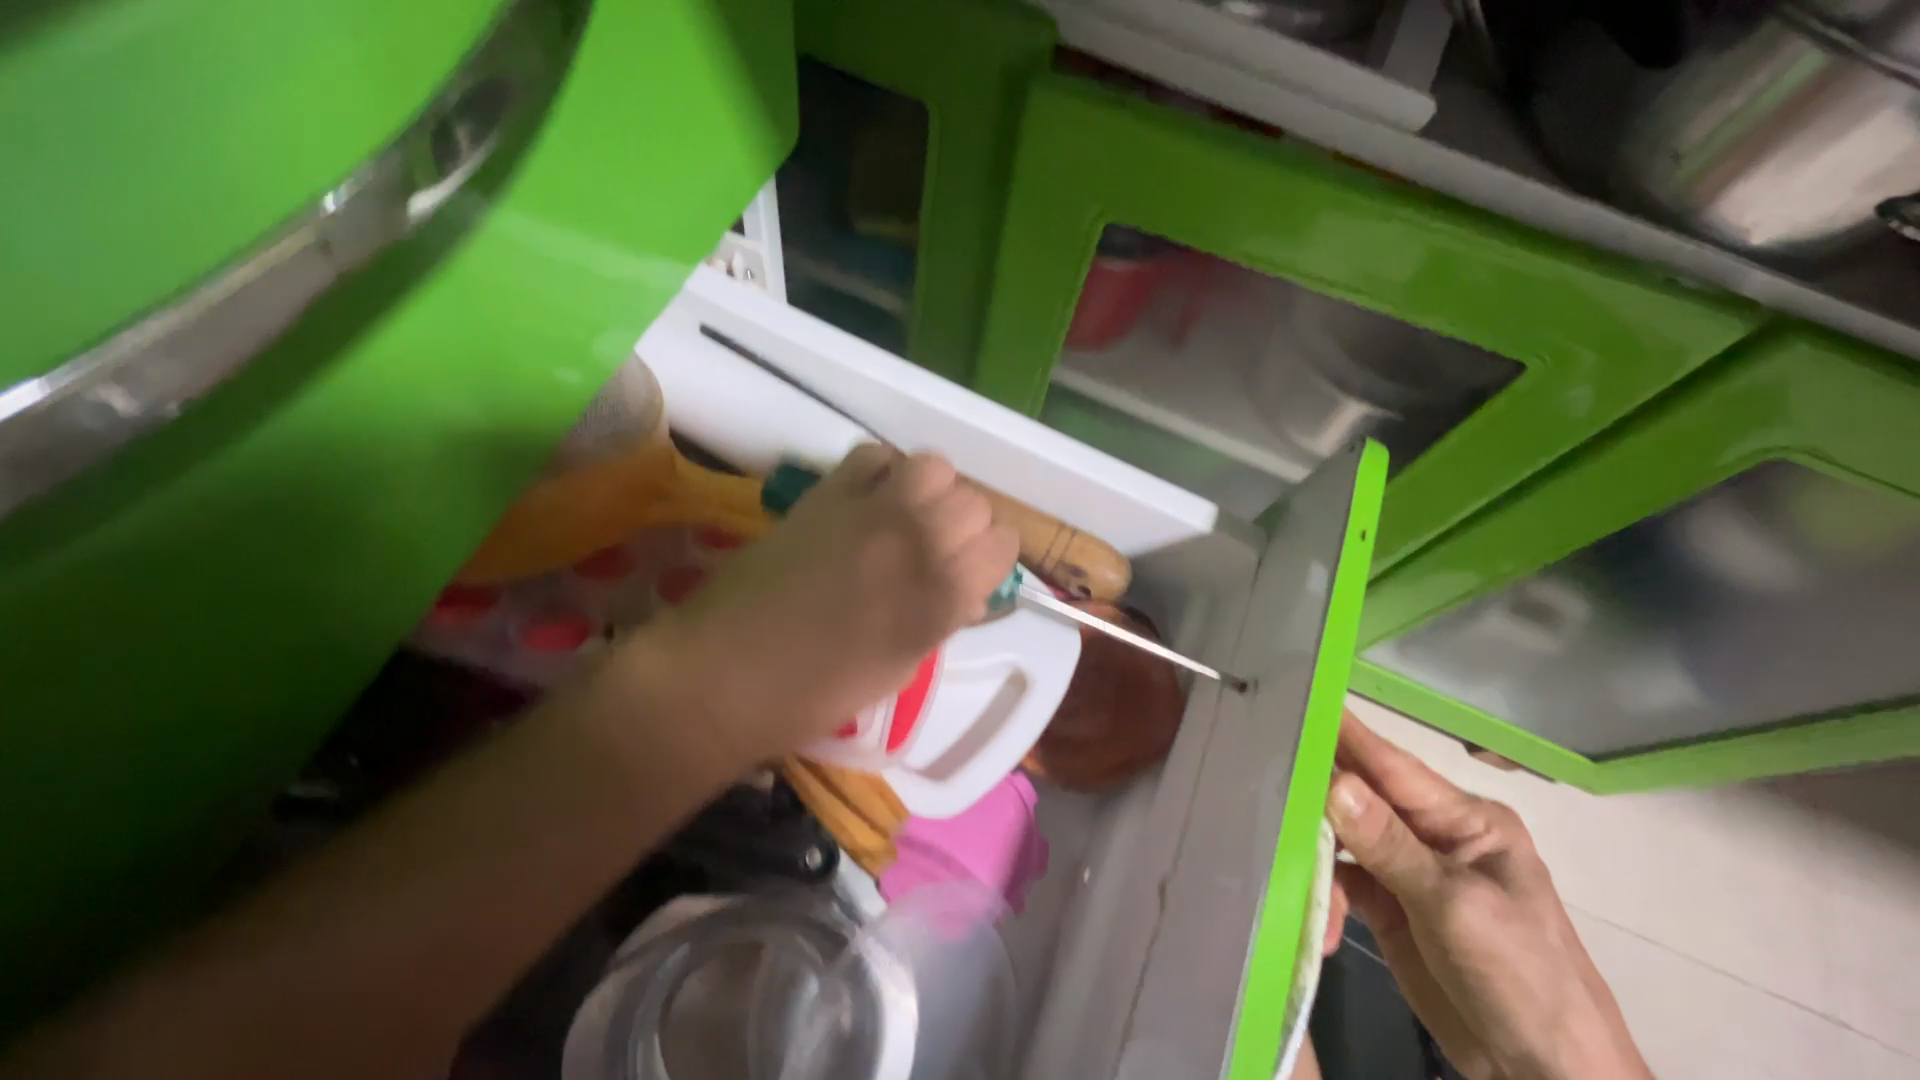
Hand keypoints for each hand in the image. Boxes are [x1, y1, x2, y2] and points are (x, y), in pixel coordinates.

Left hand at [631, 445, 1018, 766]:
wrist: (725, 675)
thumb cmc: (816, 694)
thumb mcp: (901, 669)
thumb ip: (940, 618)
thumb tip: (964, 591)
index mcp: (942, 596)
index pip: (1004, 545)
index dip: (990, 560)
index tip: (971, 574)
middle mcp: (918, 542)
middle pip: (975, 501)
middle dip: (965, 525)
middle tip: (937, 549)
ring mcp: (870, 511)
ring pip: (934, 466)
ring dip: (930, 490)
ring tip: (906, 517)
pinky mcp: (824, 494)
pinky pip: (873, 455)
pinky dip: (882, 471)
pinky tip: (868, 500)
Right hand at [1325, 715, 1651, 1079]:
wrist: (1544, 1070)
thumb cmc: (1522, 977)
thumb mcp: (1456, 907)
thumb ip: (1390, 845)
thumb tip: (1333, 781)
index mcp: (1463, 819)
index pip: (1390, 764)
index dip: (1342, 734)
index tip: (1292, 699)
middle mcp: (1429, 833)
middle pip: (1356, 798)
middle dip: (1312, 797)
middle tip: (1257, 788)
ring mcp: (1405, 870)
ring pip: (1338, 839)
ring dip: (1312, 859)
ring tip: (1290, 883)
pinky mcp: (1386, 906)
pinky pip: (1337, 881)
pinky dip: (1320, 896)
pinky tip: (1317, 925)